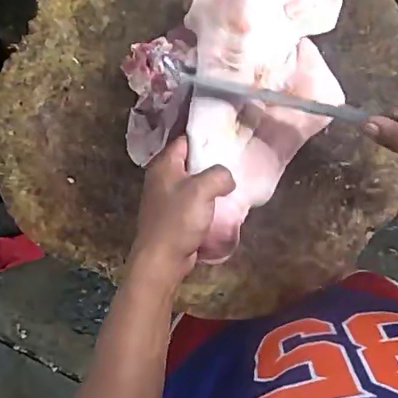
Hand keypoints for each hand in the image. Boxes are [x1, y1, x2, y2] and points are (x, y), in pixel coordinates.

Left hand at [128, 137, 235, 284]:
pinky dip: (207, 200)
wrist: (163, 260)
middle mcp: (161, 178)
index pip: (185, 140)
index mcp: (163, 165)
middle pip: (190, 161)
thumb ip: (219, 175)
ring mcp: (166, 198)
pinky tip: (223, 204)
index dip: (205, 137)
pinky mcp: (173, 216)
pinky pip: (193, 201)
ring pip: (193, 182)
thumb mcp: (202, 190)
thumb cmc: (179, 220)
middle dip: (212, 161)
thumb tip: (227, 178)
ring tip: (233, 181)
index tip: (228, 137)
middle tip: (236, 159)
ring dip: (211, 183)